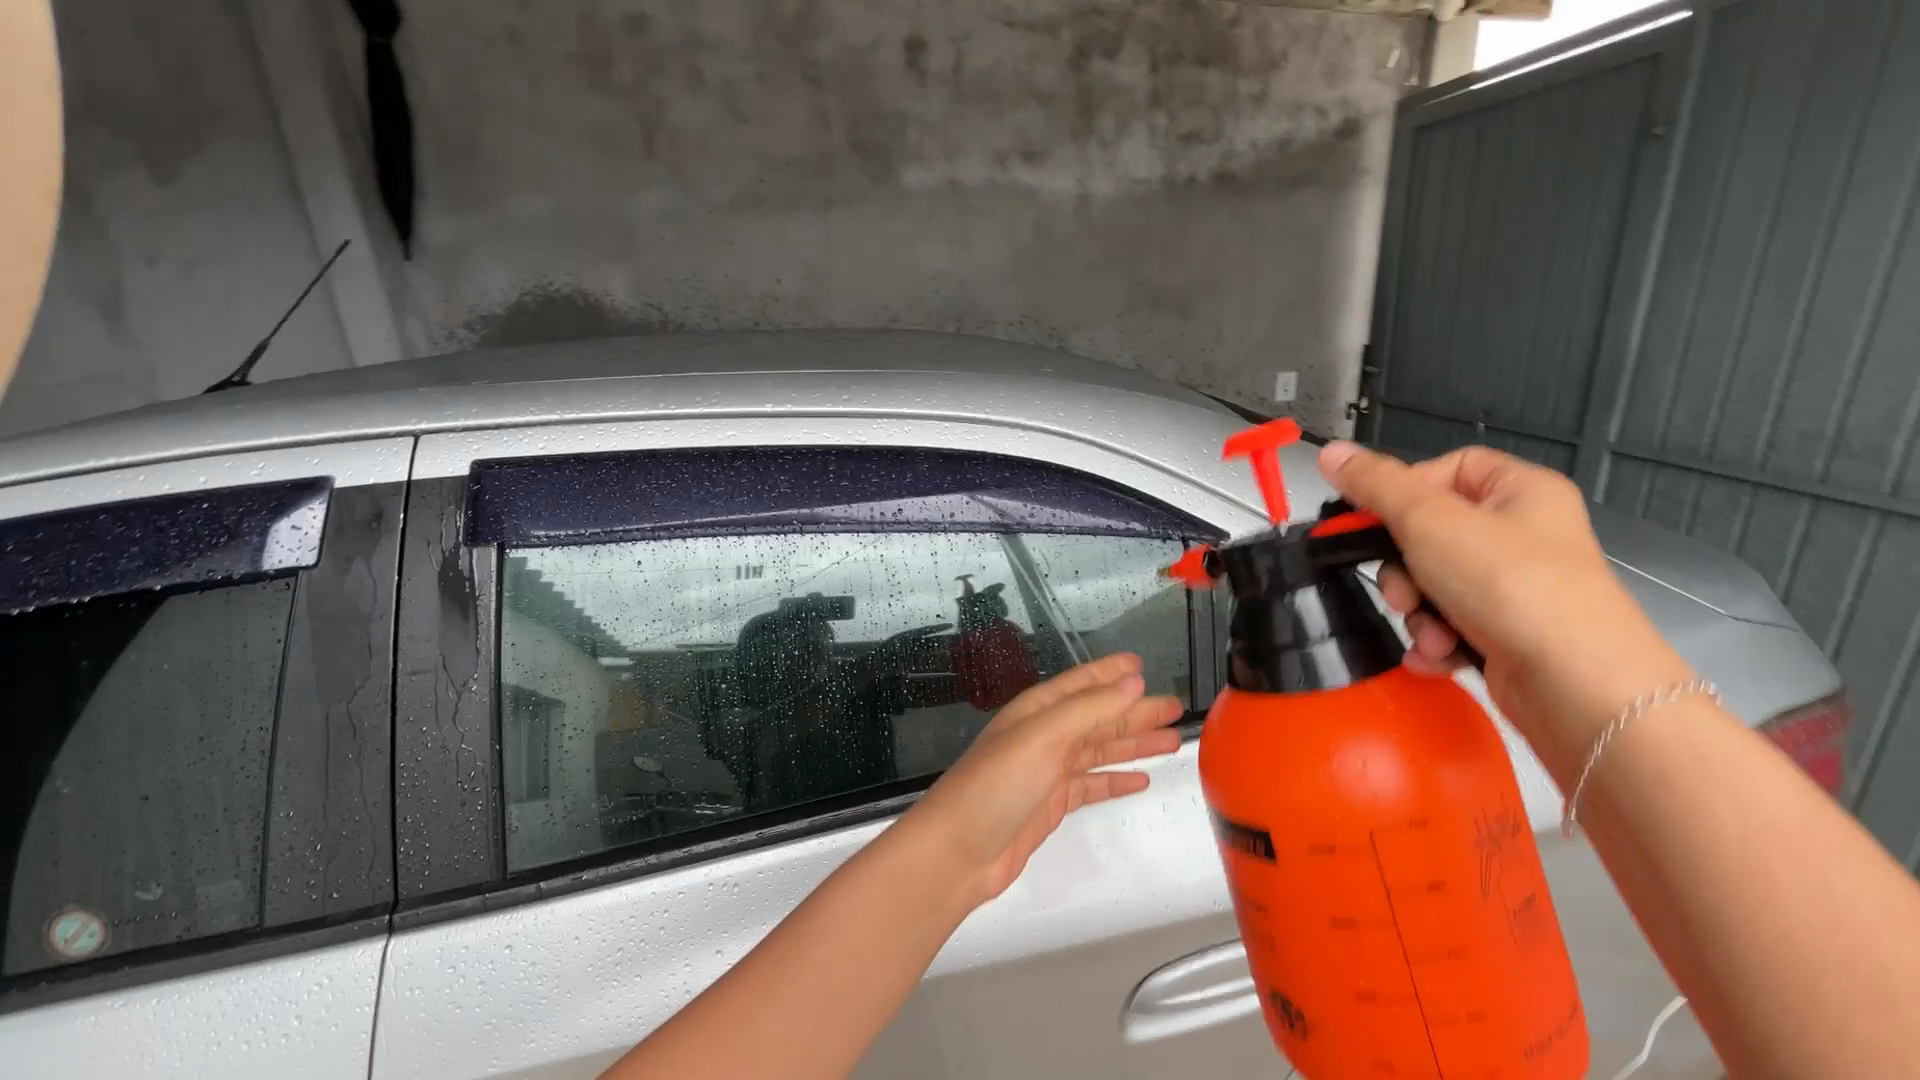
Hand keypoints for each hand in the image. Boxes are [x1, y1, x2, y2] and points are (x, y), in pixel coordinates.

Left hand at [906, 654, 1181, 904]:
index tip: (1140, 665)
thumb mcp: (1043, 736)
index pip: (1082, 684)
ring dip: (1134, 745)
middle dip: (1136, 711)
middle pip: (1098, 718)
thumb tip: (1132, 682)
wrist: (958, 850)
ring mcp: (1046, 771)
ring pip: (1100, 751)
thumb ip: (1090, 709)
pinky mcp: (1050, 805)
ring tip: (1170, 741)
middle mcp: (1043, 736)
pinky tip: (1138, 779)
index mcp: (1037, 711)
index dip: (1111, 674)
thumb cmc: (993, 787)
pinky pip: (1091, 785)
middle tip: (1173, 707)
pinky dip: (1115, 780)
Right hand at [1316, 442, 1692, 759]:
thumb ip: (1375, 486)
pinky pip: (1449, 624)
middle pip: (1430, 532)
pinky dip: (1435, 640)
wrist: (1575, 684)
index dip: (1407, 490)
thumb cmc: (1511, 584)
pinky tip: (1437, 654)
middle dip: (1403, 569)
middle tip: (1402, 590)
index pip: (1449, 468)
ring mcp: (1517, 588)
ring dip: (1416, 611)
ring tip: (1429, 632)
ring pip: (1432, 584)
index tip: (1374, 518)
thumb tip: (1330, 452)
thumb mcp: (1429, 521)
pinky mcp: (1508, 634)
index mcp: (1521, 491)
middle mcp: (1523, 535)